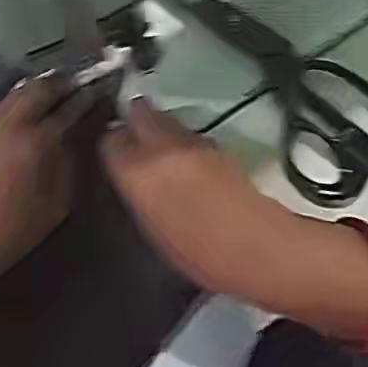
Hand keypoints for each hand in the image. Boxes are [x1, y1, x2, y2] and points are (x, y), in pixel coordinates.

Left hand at [0, 75, 91, 295]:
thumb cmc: (12, 235)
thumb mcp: (55, 205)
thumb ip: (69, 164)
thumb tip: (78, 138)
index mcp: (35, 143)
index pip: (68, 108)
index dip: (87, 98)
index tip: (100, 93)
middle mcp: (11, 126)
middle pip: (40, 88)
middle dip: (63, 84)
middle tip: (80, 86)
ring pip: (19, 91)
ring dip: (41, 88)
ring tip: (59, 94)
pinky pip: (5, 104)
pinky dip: (23, 98)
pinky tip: (33, 109)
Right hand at [98, 99, 284, 297]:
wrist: (257, 245)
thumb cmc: (198, 254)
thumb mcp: (151, 230)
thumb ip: (137, 193)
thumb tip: (131, 176)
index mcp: (137, 173)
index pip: (109, 141)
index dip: (111, 146)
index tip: (114, 154)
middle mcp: (160, 147)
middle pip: (138, 112)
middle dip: (133, 119)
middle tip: (133, 136)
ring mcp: (190, 141)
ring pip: (164, 116)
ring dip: (158, 125)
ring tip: (161, 148)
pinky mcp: (215, 142)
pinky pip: (187, 131)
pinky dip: (181, 138)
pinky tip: (187, 160)